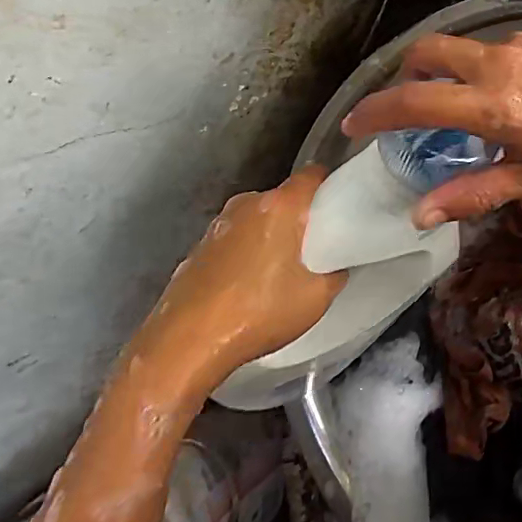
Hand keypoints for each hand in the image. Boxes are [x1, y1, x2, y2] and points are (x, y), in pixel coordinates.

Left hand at [145, 166, 343, 370]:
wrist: (184, 345)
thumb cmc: (258, 314)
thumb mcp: (315, 299)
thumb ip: (334, 274)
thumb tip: (334, 267)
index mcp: (279, 207)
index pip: (311, 175)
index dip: (328, 183)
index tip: (337, 202)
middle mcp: (246, 206)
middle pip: (281, 198)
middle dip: (297, 216)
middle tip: (311, 245)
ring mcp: (216, 226)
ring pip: (255, 219)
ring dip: (268, 234)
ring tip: (276, 270)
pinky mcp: (196, 249)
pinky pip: (232, 240)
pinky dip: (242, 253)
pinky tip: (244, 286)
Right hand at [341, 33, 521, 226]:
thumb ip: (472, 193)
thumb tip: (421, 216)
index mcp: (492, 105)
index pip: (413, 101)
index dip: (375, 112)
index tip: (354, 124)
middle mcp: (497, 63)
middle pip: (426, 51)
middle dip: (403, 73)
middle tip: (403, 105)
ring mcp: (518, 44)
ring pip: (459, 46)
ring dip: (443, 69)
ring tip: (454, 105)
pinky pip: (490, 46)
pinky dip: (476, 65)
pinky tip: (500, 93)